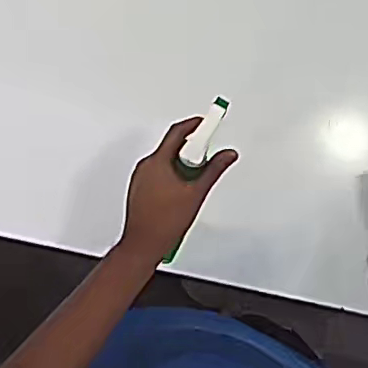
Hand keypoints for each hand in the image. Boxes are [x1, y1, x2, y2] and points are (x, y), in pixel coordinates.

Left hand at [117, 117, 237, 264]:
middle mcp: (146, 167)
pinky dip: (174, 175)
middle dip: (193, 150)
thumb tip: (227, 155)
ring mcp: (141, 178)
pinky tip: (183, 191)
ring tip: (195, 183)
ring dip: (184, 165)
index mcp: (157, 162)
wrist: (143, 245)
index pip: (177, 133)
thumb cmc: (163, 223)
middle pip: (173, 147)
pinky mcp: (140, 188)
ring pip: (167, 161)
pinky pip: (160, 173)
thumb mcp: (196, 192)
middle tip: (207, 158)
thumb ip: (214, 169)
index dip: (195, 125)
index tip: (207, 122)